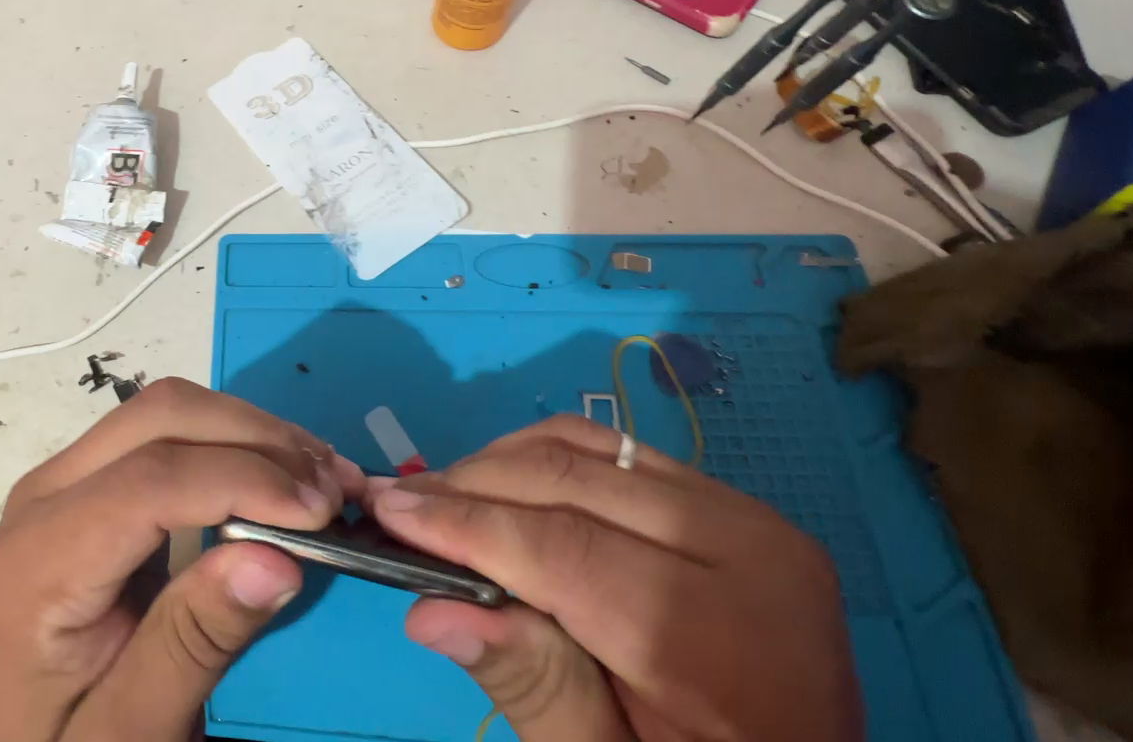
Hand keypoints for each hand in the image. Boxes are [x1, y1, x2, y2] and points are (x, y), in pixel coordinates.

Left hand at [0, 377, 364, 741]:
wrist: (23, 734)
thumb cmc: (70, 739)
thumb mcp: (128, 728)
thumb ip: (191, 646)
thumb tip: (278, 558)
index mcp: (41, 557)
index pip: (148, 482)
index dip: (242, 480)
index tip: (321, 511)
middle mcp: (48, 492)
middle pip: (161, 417)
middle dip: (258, 437)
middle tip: (334, 488)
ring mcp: (69, 476)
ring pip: (169, 409)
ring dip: (254, 431)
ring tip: (323, 478)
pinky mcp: (95, 477)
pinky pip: (169, 431)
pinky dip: (236, 440)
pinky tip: (281, 473)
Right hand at [366, 415, 861, 741]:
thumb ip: (535, 688)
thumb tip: (429, 612)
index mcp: (728, 636)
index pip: (564, 548)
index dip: (465, 524)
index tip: (386, 509)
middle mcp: (746, 546)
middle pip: (570, 480)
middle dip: (468, 485)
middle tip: (394, 500)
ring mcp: (743, 511)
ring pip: (585, 445)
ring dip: (499, 461)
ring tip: (440, 497)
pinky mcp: (728, 498)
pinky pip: (612, 448)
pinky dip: (542, 455)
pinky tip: (500, 487)